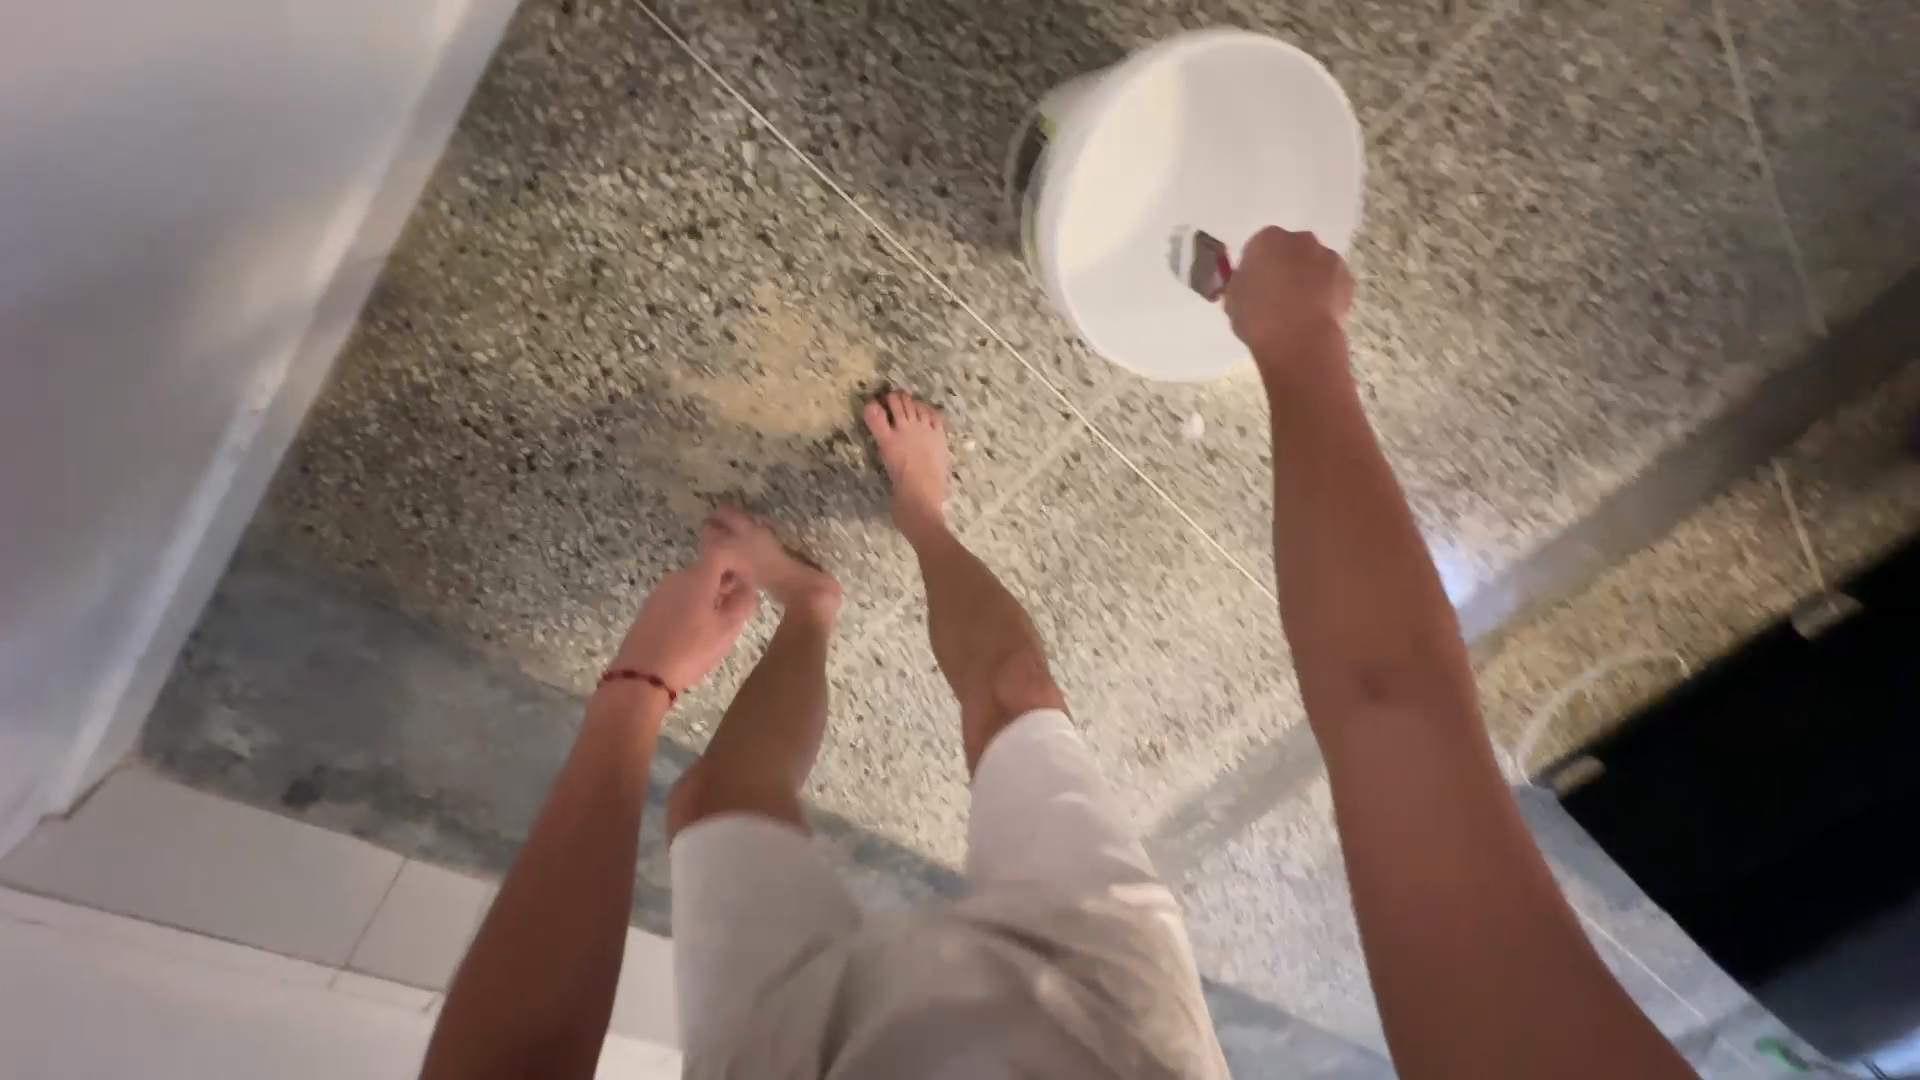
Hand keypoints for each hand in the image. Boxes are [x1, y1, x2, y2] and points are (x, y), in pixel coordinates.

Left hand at [610, 550, 758, 693]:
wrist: (641, 676)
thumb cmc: (691, 650)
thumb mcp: (727, 629)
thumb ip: (743, 603)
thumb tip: (747, 588)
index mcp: (697, 578)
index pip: (722, 553)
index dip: (740, 562)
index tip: (751, 581)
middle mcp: (676, 578)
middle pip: (707, 569)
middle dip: (727, 581)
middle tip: (740, 605)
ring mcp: (659, 593)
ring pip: (693, 584)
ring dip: (711, 595)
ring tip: (720, 621)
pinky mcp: (649, 609)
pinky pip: (679, 597)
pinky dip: (694, 605)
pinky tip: (697, 630)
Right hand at [1224, 226, 1353, 362]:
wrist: (1297, 339)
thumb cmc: (1256, 317)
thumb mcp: (1233, 299)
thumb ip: (1242, 283)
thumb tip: (1250, 283)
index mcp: (1268, 240)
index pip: (1259, 247)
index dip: (1256, 267)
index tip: (1253, 286)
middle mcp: (1301, 240)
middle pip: (1290, 250)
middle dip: (1284, 267)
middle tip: (1275, 297)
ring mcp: (1329, 257)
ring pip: (1314, 265)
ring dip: (1306, 280)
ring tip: (1297, 310)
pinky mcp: (1347, 278)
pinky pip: (1331, 283)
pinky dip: (1325, 294)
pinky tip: (1313, 316)